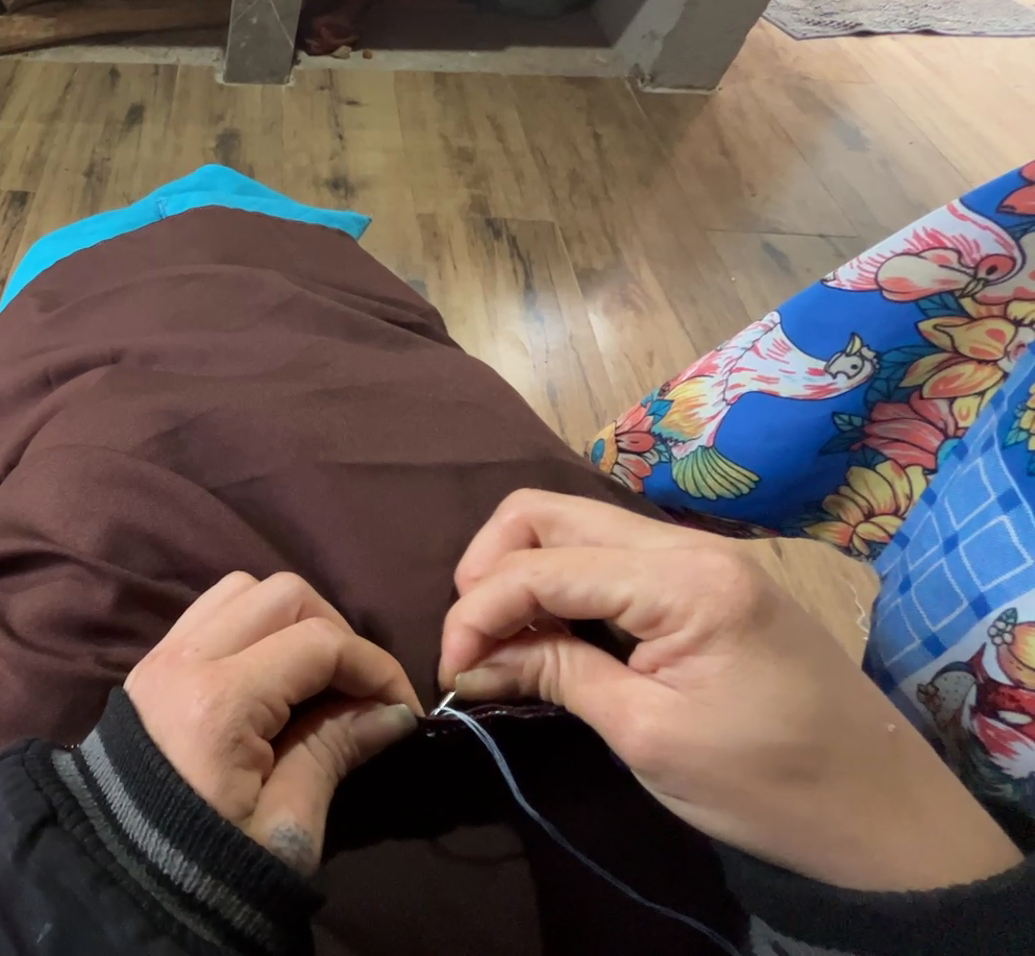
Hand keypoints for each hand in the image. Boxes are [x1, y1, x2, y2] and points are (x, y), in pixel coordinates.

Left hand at [125, 571, 422, 873]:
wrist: (119, 877)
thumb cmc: (206, 866)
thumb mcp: (285, 828)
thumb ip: (334, 752)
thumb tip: (392, 712)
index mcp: (219, 701)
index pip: (318, 642)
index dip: (374, 667)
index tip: (403, 708)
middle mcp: (187, 657)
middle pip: (281, 594)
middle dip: (335, 632)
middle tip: (358, 689)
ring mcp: (163, 652)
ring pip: (242, 589)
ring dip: (289, 618)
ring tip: (314, 675)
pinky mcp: (152, 660)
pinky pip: (211, 610)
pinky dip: (252, 622)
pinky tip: (270, 670)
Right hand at [439, 489, 1022, 891]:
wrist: (891, 828)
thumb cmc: (770, 788)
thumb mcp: (642, 734)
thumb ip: (548, 672)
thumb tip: (465, 661)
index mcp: (685, 582)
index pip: (539, 568)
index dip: (476, 612)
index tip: (450, 666)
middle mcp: (685, 545)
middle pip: (541, 514)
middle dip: (486, 569)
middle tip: (474, 634)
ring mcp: (692, 554)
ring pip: (562, 523)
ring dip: (514, 571)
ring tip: (503, 633)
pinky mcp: (692, 575)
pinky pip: (593, 551)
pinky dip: (550, 580)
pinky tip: (544, 627)